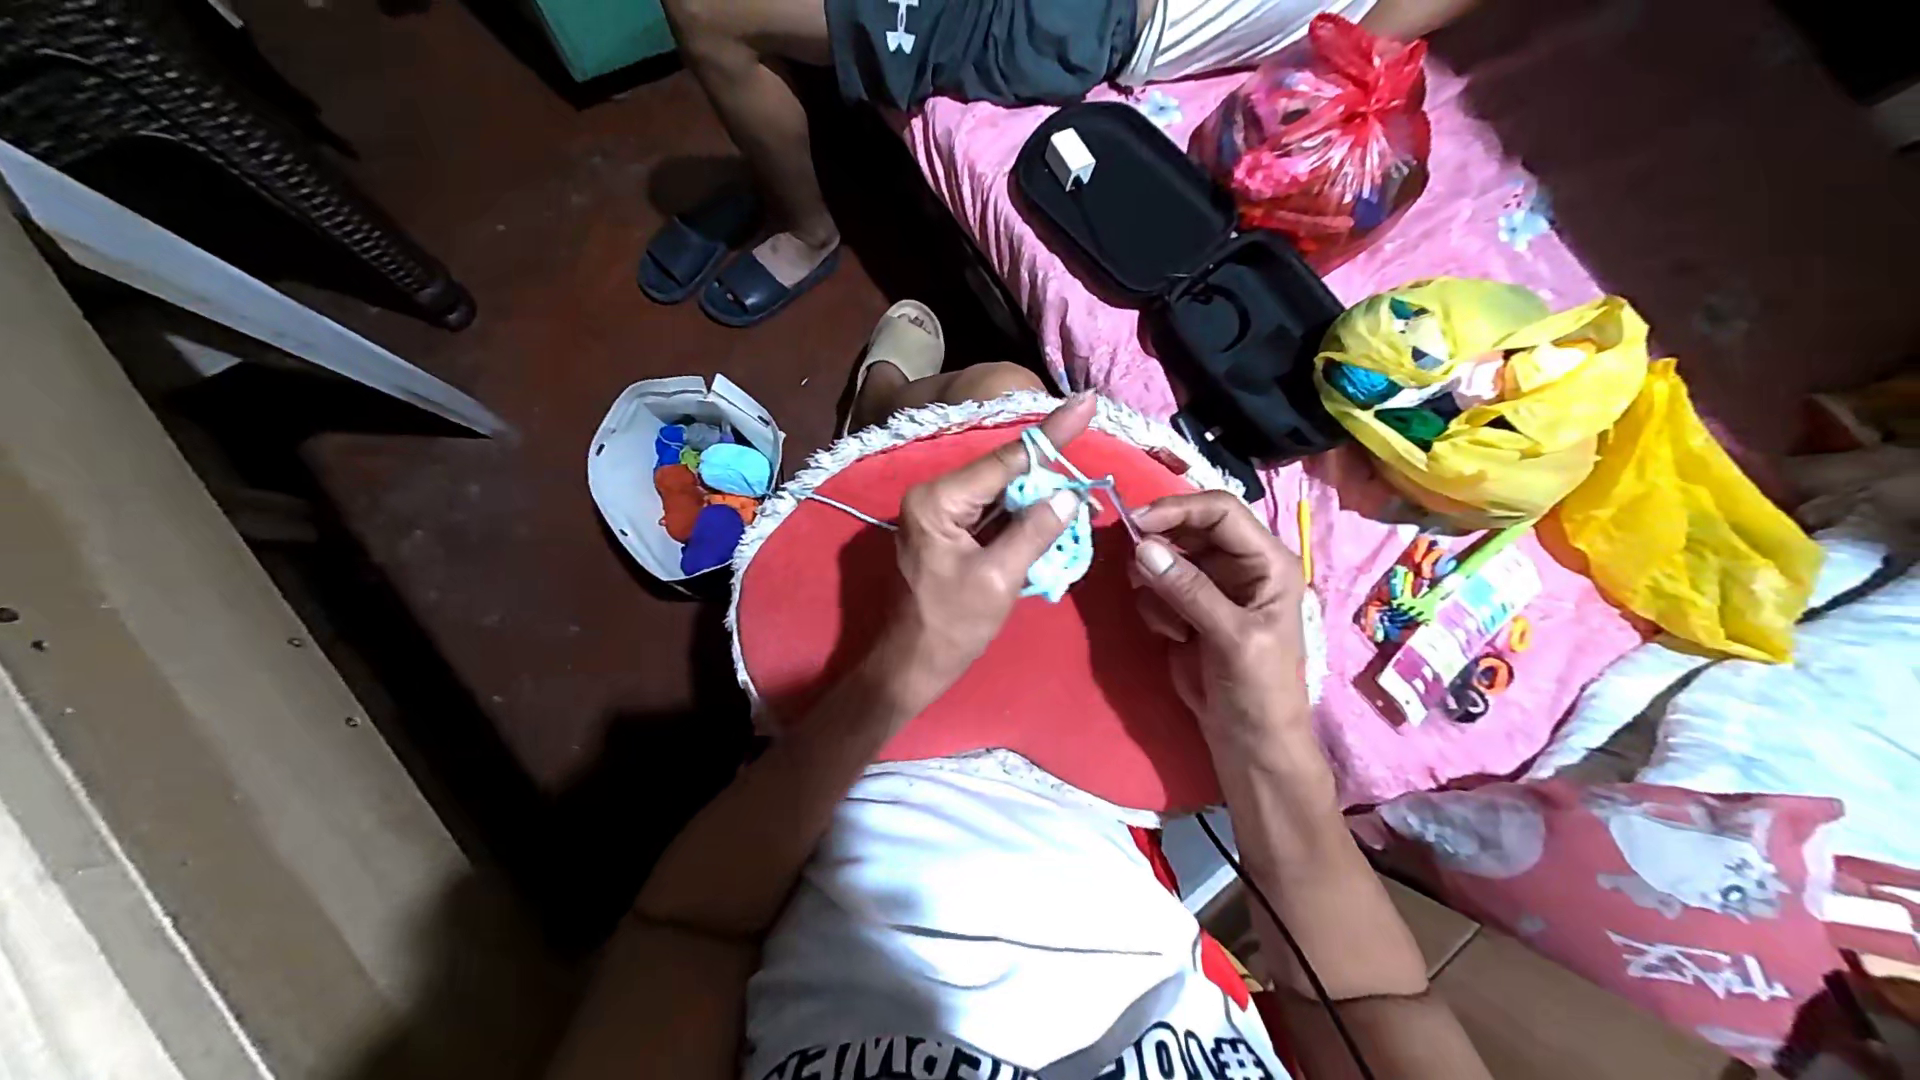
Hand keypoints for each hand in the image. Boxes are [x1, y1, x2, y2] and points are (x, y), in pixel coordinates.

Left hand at [879, 393, 1096, 709]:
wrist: (915, 662)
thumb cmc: (951, 625)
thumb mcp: (998, 579)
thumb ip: (1034, 532)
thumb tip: (1067, 495)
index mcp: (938, 501)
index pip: (1004, 460)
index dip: (1051, 433)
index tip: (1085, 402)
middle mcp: (936, 496)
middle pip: (1004, 471)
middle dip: (1049, 470)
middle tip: (1091, 465)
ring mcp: (943, 512)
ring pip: (1003, 491)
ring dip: (1041, 494)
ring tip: (1080, 493)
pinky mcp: (952, 531)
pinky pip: (997, 512)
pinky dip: (1026, 515)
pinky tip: (1054, 515)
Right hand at [1128, 492, 1325, 781]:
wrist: (1247, 739)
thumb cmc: (1259, 689)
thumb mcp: (1232, 638)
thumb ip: (1190, 590)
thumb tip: (1143, 548)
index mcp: (1266, 561)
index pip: (1221, 511)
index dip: (1178, 509)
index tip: (1137, 522)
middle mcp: (1238, 565)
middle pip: (1188, 529)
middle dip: (1159, 545)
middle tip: (1135, 568)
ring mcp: (1210, 585)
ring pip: (1165, 556)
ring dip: (1156, 583)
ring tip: (1170, 622)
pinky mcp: (1185, 606)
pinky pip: (1155, 585)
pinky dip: (1154, 605)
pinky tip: (1173, 635)